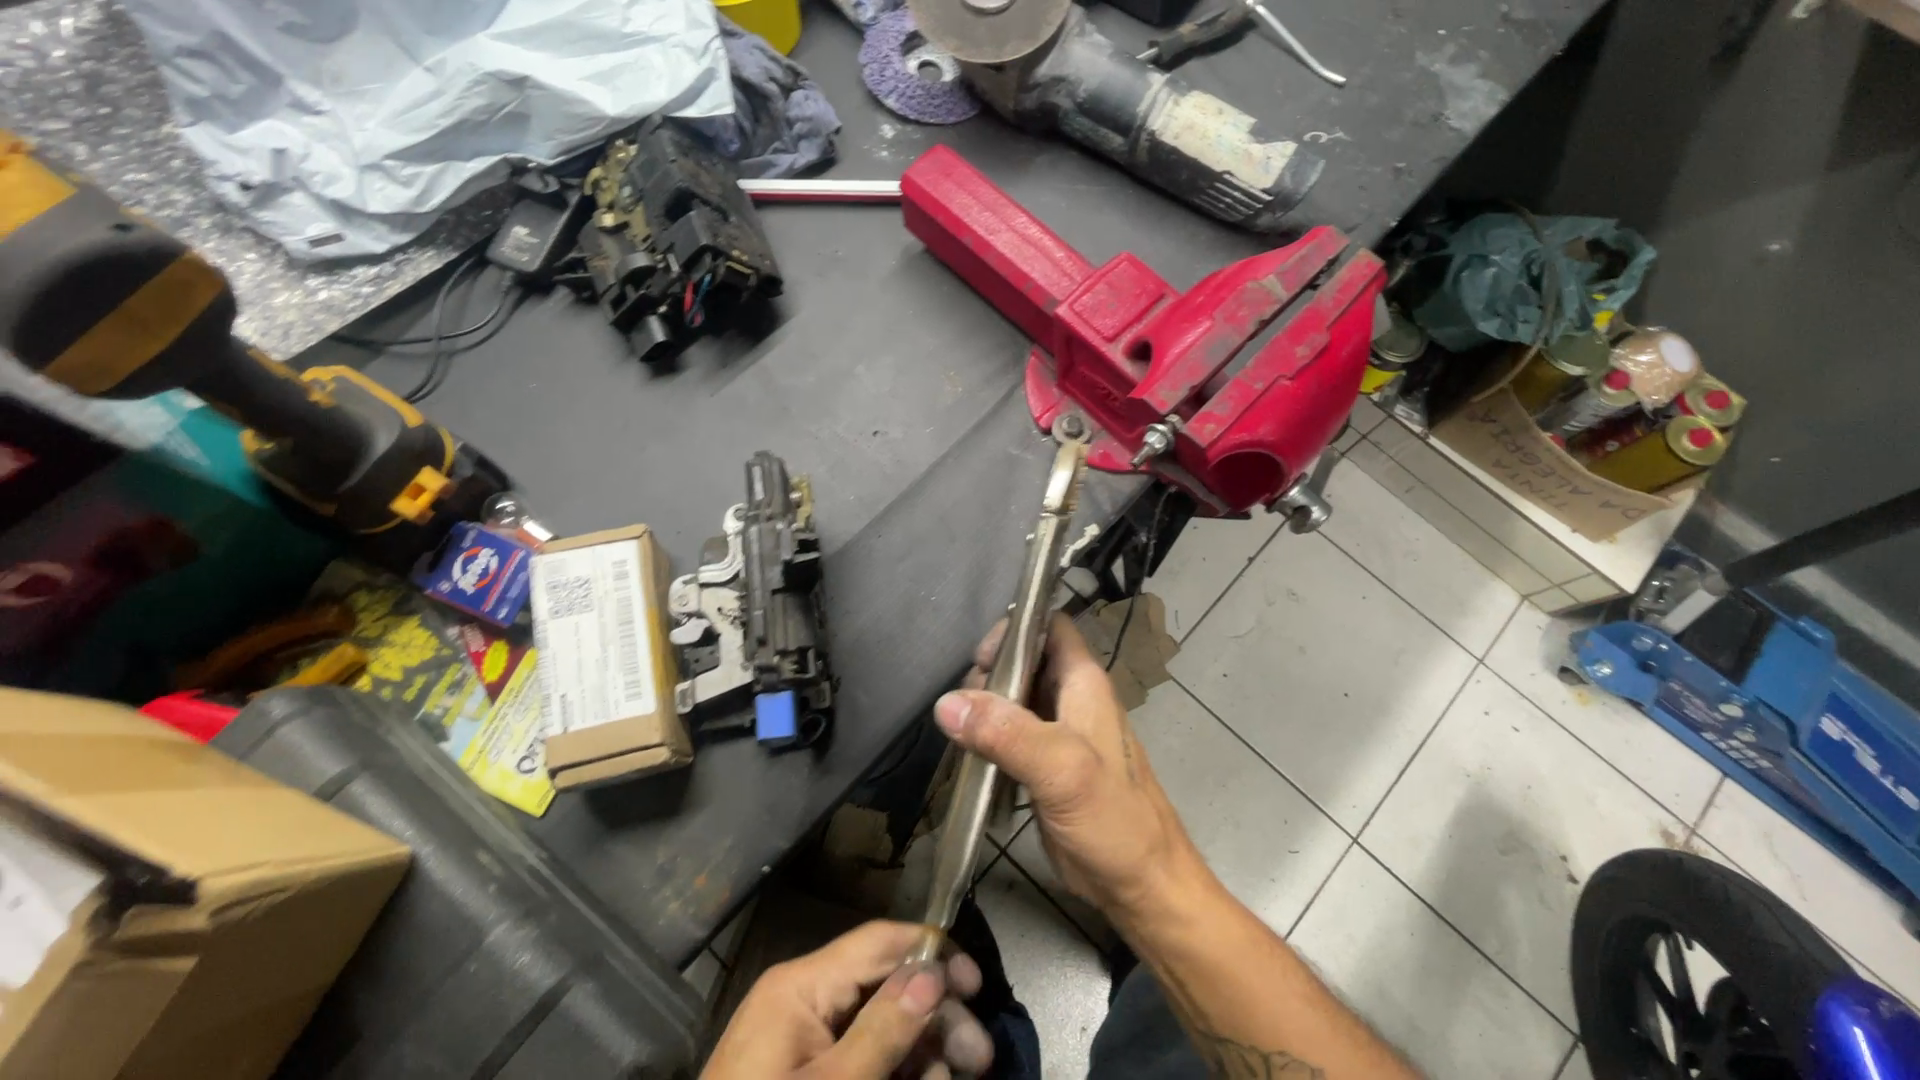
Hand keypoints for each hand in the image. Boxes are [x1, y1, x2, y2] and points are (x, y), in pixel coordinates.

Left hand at [701, 921, 992, 1079]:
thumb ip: (883, 1030)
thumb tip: (933, 972)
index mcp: (802, 985)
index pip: (879, 941)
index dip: (932, 952)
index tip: (977, 985)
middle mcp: (806, 998)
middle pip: (887, 986)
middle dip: (937, 1018)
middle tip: (980, 1059)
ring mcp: (806, 1038)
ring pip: (882, 1025)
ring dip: (924, 1051)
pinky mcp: (808, 1070)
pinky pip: (862, 1054)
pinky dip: (896, 1069)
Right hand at [935, 614, 1205, 923]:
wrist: (1141, 885)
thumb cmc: (1113, 821)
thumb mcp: (1061, 770)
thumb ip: (1007, 732)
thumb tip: (947, 703)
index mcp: (1084, 684)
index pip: (1048, 626)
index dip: (1013, 631)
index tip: (979, 661)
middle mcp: (1071, 700)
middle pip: (1021, 662)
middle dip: (988, 677)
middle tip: (964, 712)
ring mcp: (1058, 735)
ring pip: (1012, 700)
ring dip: (984, 711)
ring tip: (962, 739)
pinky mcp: (1045, 768)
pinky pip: (1009, 738)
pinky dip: (987, 741)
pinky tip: (969, 760)